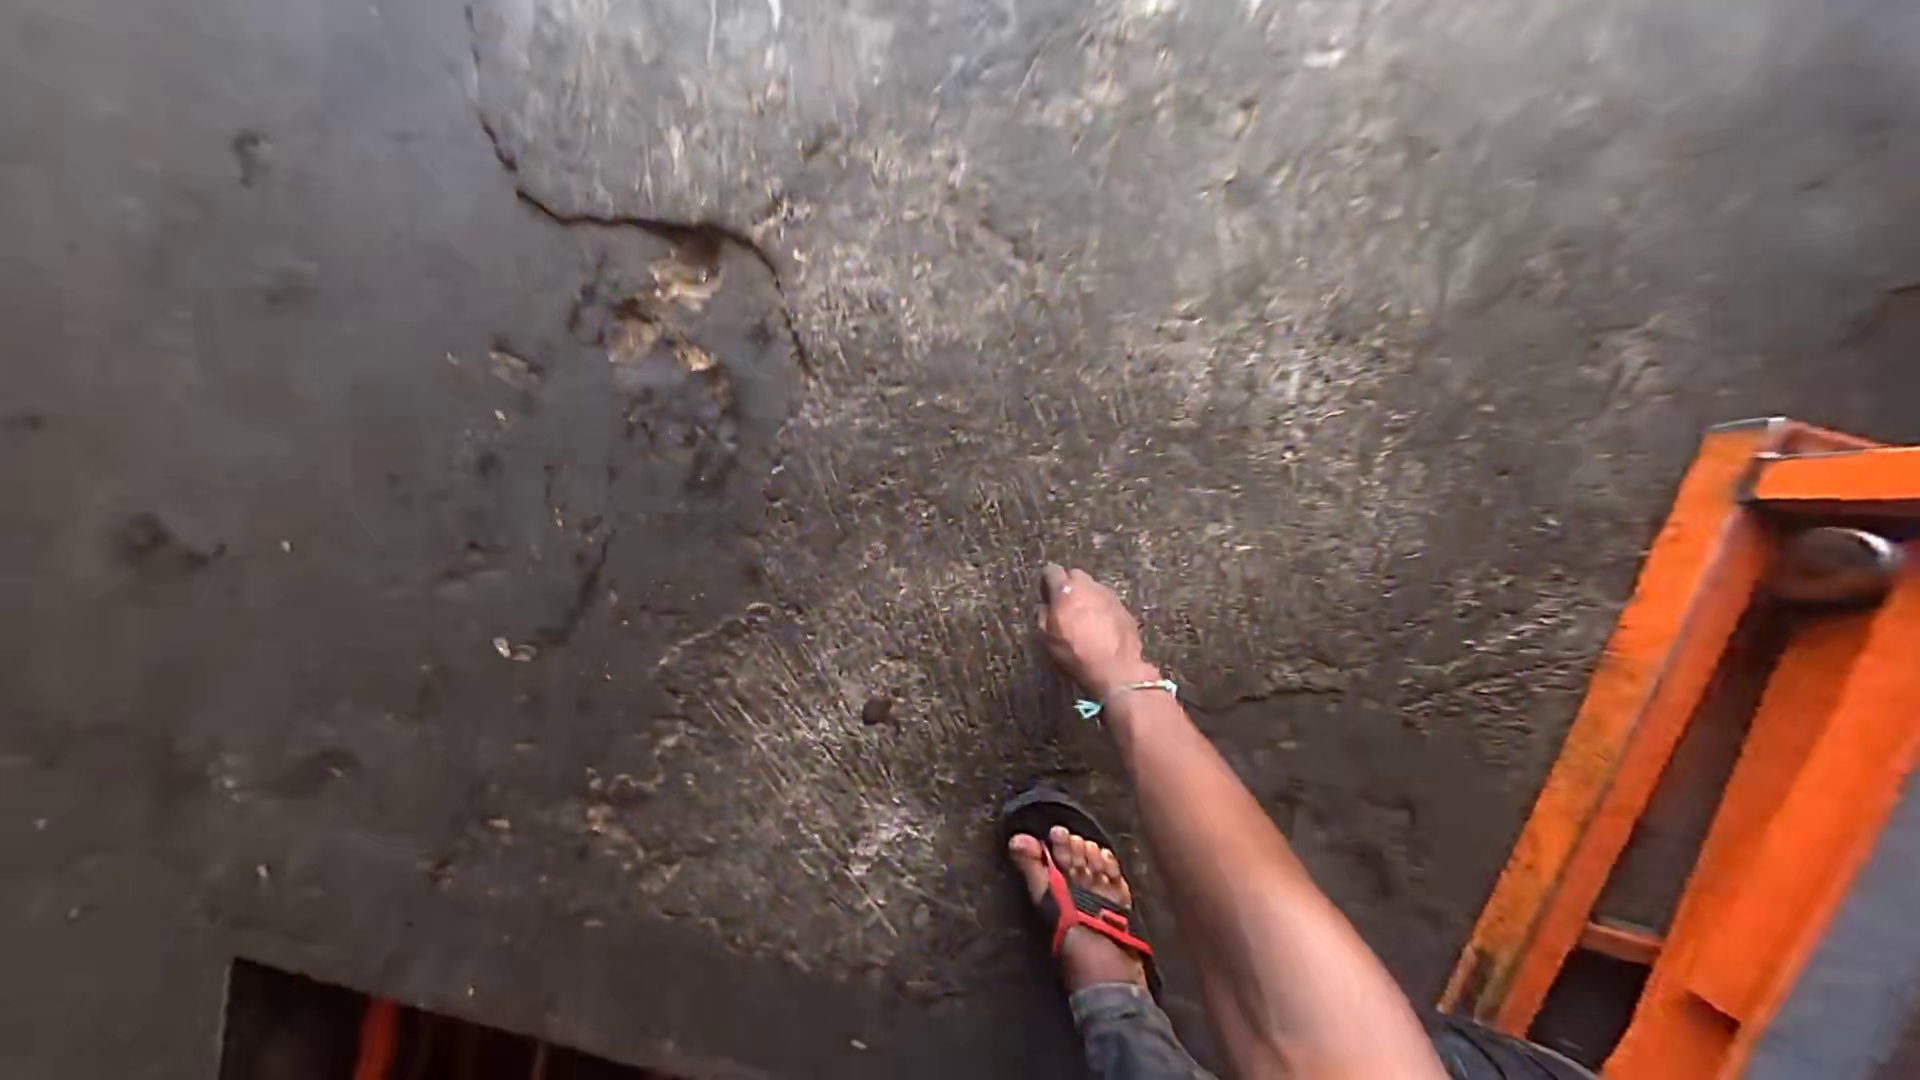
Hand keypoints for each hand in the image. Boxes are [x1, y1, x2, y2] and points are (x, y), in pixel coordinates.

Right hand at [1036, 564, 1159, 696]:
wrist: (1116, 668)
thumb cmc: (1076, 654)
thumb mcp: (1047, 638)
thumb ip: (1042, 616)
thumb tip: (1045, 606)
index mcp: (1065, 591)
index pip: (1051, 570)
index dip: (1046, 581)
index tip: (1046, 595)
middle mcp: (1088, 586)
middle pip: (1074, 575)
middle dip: (1068, 585)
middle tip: (1065, 605)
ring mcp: (1108, 595)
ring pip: (1092, 587)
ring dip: (1086, 596)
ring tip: (1084, 618)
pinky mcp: (1122, 606)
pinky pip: (1106, 600)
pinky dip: (1100, 608)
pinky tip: (1100, 626)